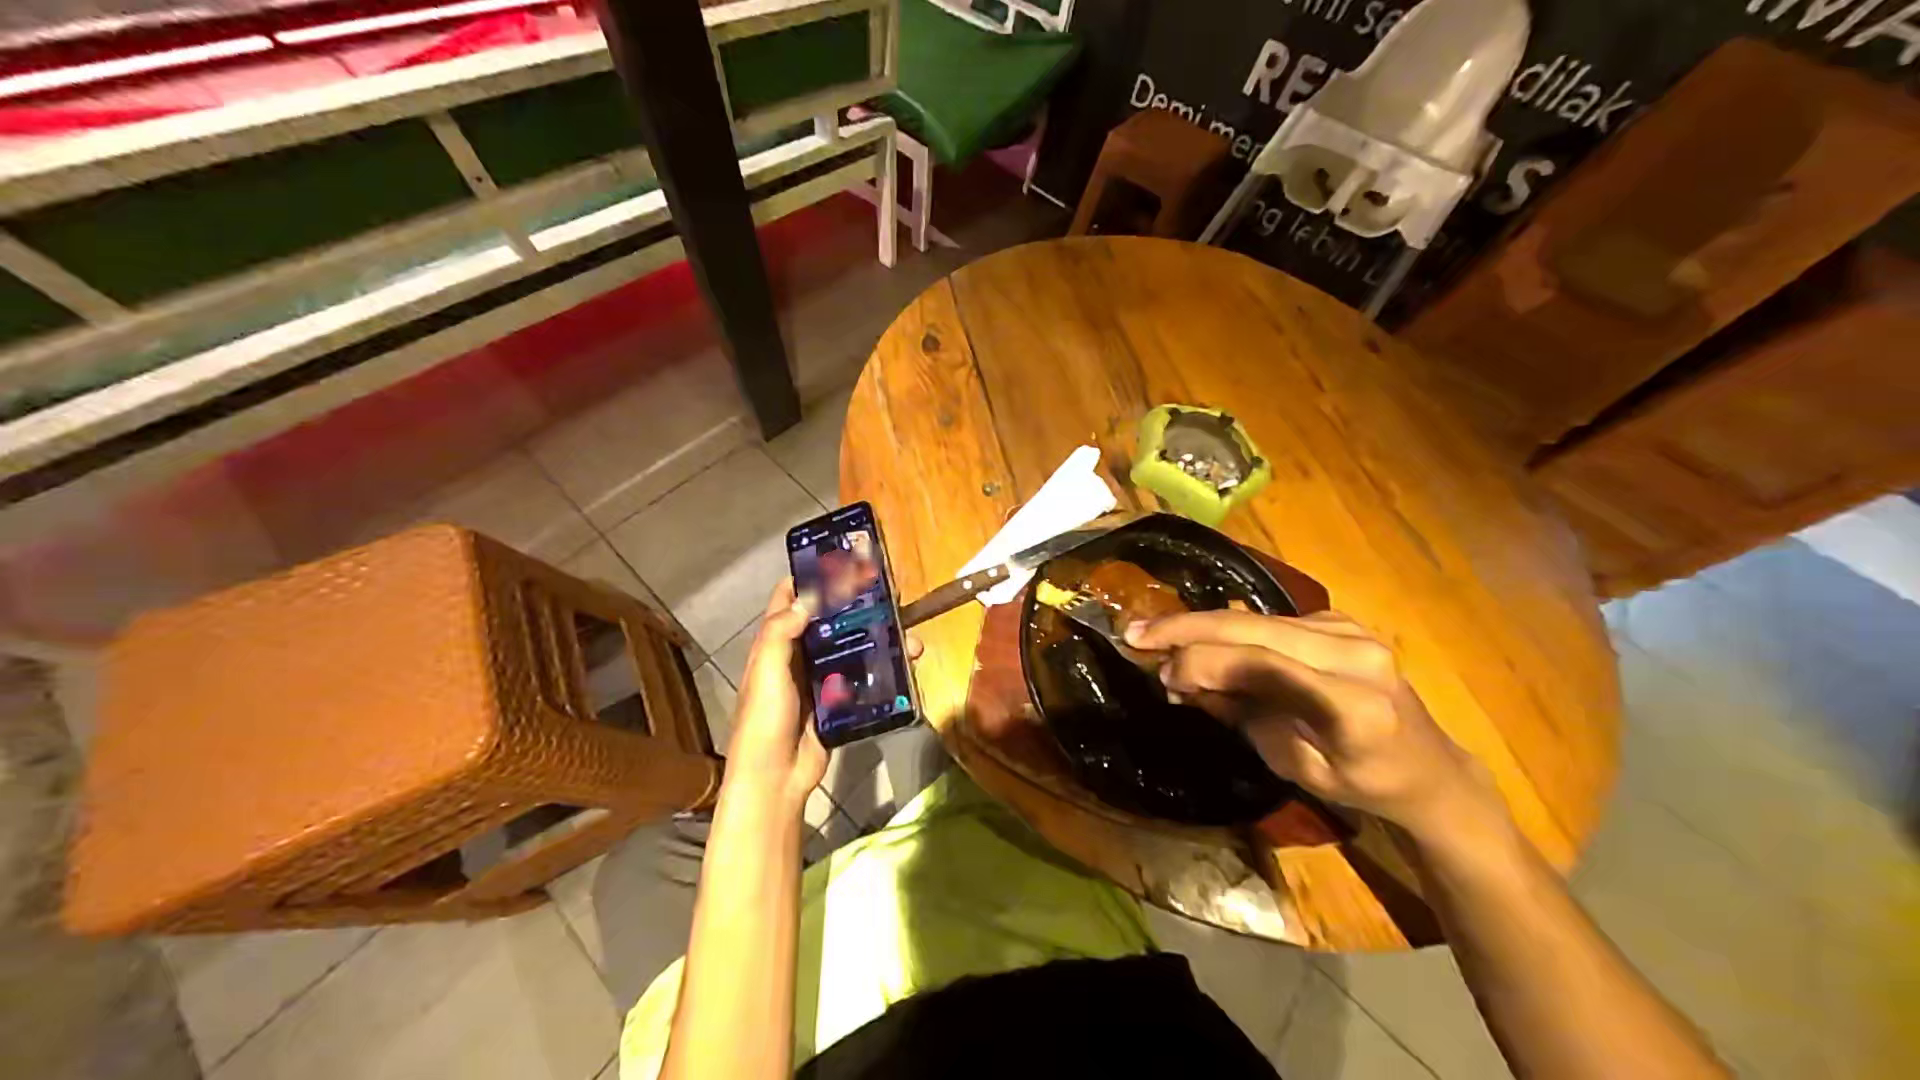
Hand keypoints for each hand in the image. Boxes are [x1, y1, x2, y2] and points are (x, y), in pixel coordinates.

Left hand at [722, 580, 926, 813]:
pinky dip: (880, 668)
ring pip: (850, 648)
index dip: (807, 579)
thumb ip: (781, 633)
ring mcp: (819, 680)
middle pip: (826, 621)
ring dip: (875, 637)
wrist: (776, 777)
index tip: (836, 561)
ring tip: (905, 630)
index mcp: (774, 645)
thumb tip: (807, 597)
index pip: (787, 600)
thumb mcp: (767, 672)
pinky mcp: (838, 702)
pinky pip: (862, 678)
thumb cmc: (765, 720)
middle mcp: (797, 657)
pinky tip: (904, 661)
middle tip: (885, 593)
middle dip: (853, 606)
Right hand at [1125, 610, 1501, 836]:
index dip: (1204, 661)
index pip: (1264, 666)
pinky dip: (1229, 631)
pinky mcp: (1340, 621)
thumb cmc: (1362, 783)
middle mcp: (1355, 654)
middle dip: (1188, 628)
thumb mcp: (1294, 764)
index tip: (1158, 669)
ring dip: (1201, 628)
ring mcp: (1350, 630)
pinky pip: (1269, 621)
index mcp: (1352, 705)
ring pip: (1255, 619)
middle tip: (1135, 632)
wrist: (1429, 766)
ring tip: (1158, 640)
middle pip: (1254, 627)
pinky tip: (1203, 644)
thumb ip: (1240, 714)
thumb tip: (1178, 678)